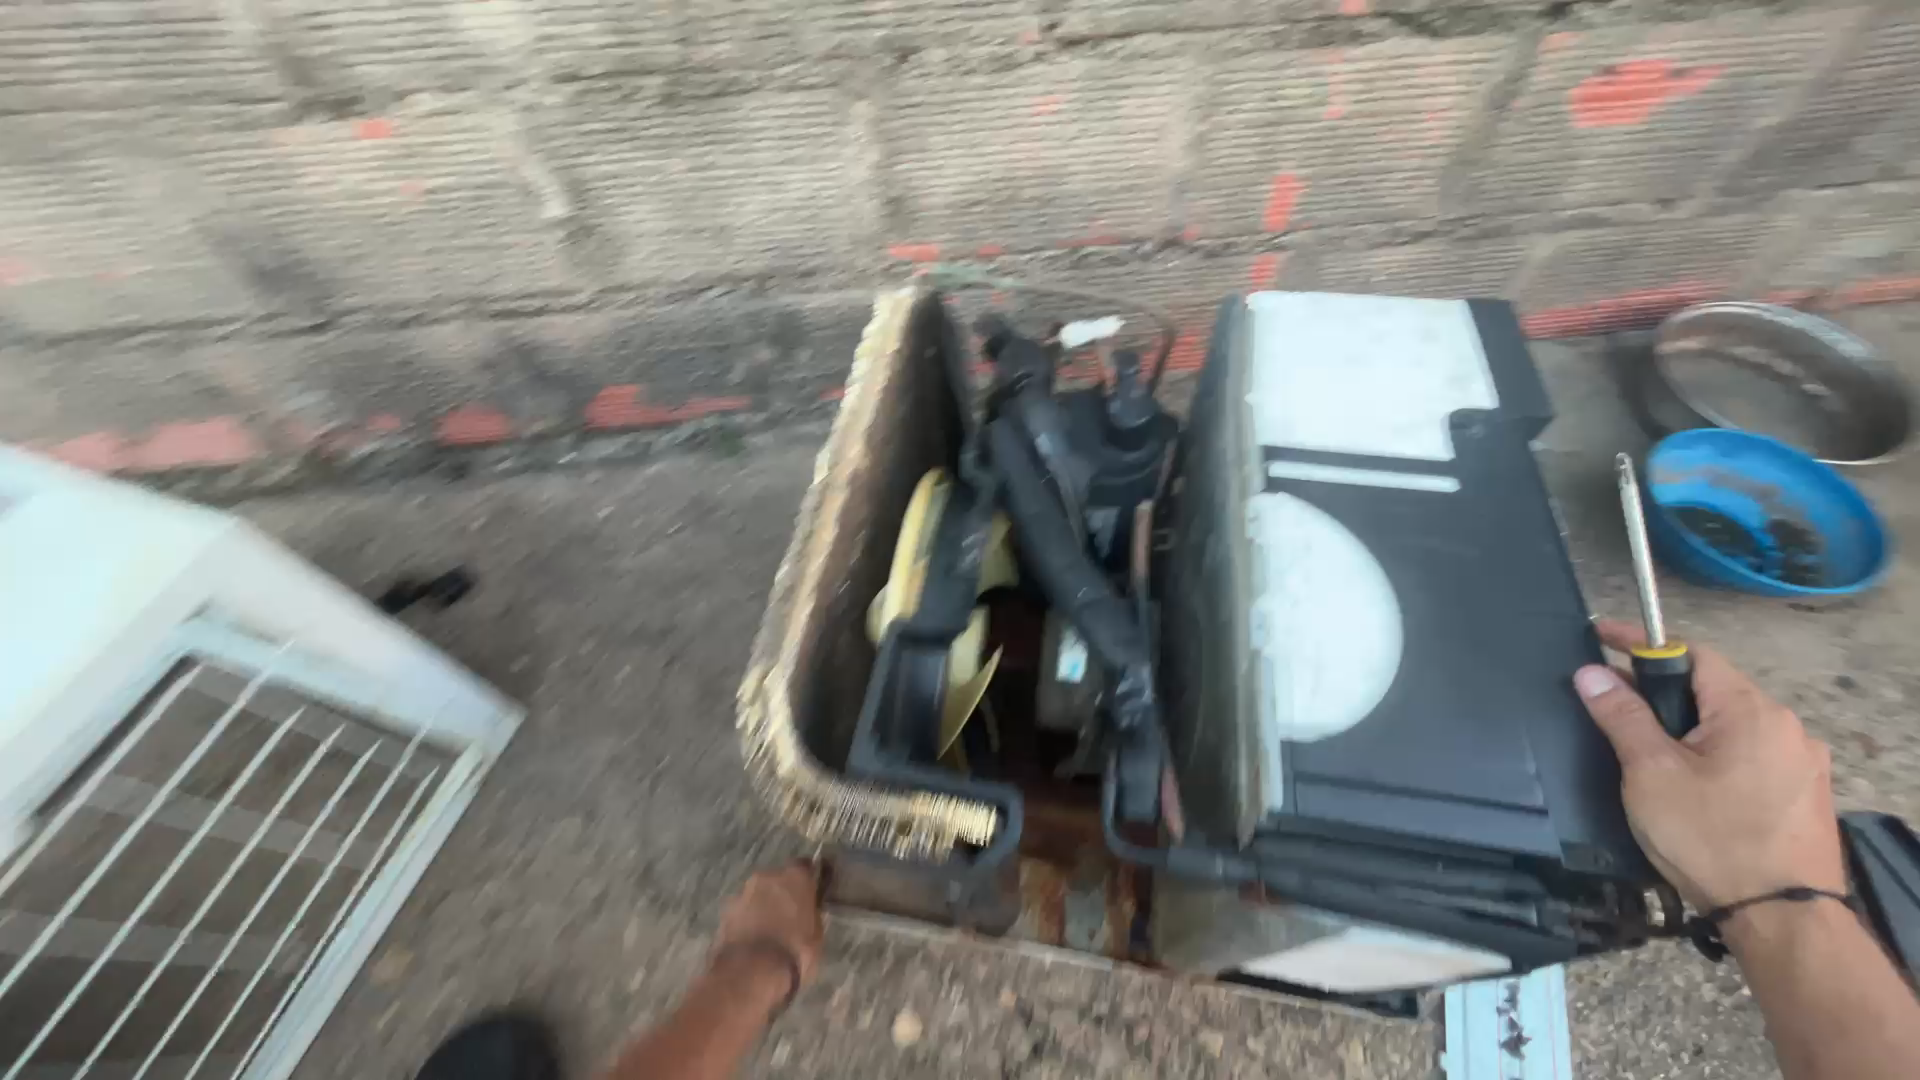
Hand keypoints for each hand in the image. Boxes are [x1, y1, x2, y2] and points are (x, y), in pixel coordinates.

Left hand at [711, 860, 824, 988]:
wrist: (749, 974)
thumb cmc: (794, 952)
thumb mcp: (816, 935)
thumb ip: (810, 914)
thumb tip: (806, 911)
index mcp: (795, 876)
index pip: (805, 867)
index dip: (807, 881)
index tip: (810, 895)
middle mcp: (767, 876)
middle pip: (777, 880)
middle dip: (781, 894)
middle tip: (788, 917)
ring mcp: (742, 893)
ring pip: (757, 896)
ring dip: (761, 908)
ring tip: (767, 934)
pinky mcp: (724, 914)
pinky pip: (741, 914)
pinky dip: (746, 923)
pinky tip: (751, 943)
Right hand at [1573, 619, 1845, 911]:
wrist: (1780, 917)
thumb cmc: (1709, 836)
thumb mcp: (1649, 770)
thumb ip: (1621, 715)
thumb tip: (1591, 673)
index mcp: (1753, 714)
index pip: (1693, 654)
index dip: (1642, 641)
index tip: (1598, 634)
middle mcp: (1787, 729)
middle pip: (1711, 687)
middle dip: (1657, 685)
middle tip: (1605, 695)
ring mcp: (1800, 763)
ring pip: (1726, 721)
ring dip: (1681, 719)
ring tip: (1637, 738)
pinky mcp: (1800, 793)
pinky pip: (1743, 749)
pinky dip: (1704, 745)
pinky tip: (1680, 771)